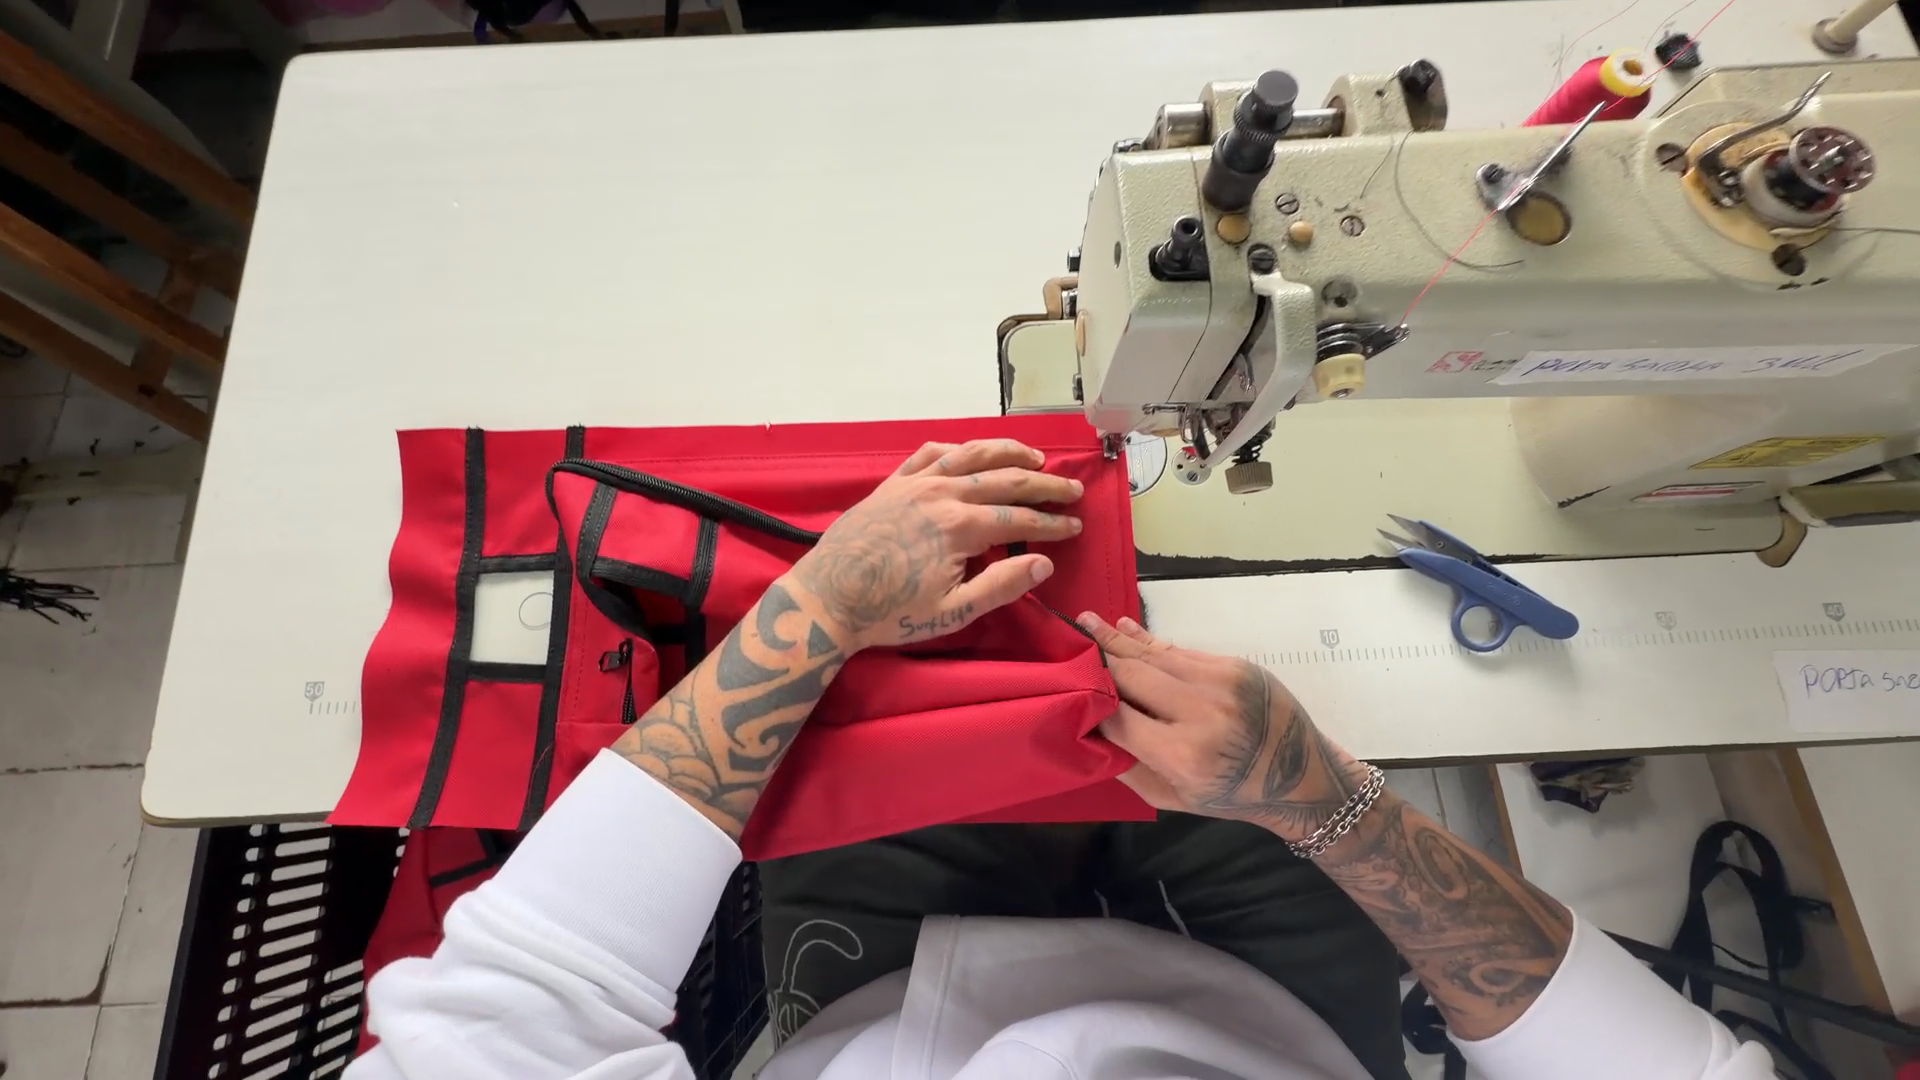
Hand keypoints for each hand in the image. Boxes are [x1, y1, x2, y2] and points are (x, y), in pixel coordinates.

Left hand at [788, 439, 1083, 651]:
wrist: (827, 598)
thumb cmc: (890, 613)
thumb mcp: (952, 612)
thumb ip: (1001, 586)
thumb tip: (1044, 564)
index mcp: (959, 526)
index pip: (1021, 518)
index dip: (1052, 523)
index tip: (1075, 525)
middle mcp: (941, 494)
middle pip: (1005, 479)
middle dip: (1043, 484)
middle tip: (1070, 488)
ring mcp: (915, 483)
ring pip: (971, 455)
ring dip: (1007, 453)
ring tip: (1034, 457)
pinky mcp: (892, 483)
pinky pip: (930, 454)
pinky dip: (957, 449)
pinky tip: (970, 453)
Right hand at [1077, 613, 1371, 843]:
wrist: (1302, 777)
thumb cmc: (1230, 796)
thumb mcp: (1171, 797)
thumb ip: (1126, 763)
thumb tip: (1086, 726)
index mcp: (1184, 755)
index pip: (1117, 716)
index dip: (1088, 700)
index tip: (1063, 686)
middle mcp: (1201, 713)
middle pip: (1131, 675)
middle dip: (1096, 658)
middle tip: (1065, 639)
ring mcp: (1221, 683)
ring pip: (1152, 654)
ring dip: (1115, 638)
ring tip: (1085, 621)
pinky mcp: (1234, 665)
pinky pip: (1178, 651)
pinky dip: (1148, 640)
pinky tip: (1123, 628)